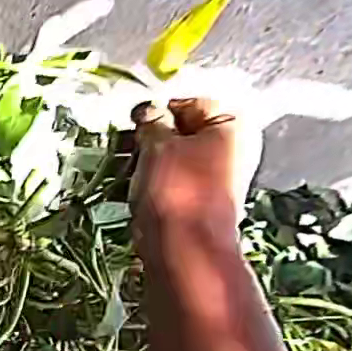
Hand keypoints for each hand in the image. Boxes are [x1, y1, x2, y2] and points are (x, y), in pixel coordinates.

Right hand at [130, 97, 261, 228]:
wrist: (183, 247)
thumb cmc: (176, 190)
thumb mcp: (159, 147)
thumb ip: (152, 123)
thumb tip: (147, 109)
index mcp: (230, 124)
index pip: (190, 102)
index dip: (159, 109)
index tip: (131, 122)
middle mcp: (229, 148)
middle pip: (182, 132)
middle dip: (149, 139)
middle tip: (121, 148)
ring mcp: (213, 177)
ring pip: (172, 159)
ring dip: (144, 162)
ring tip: (120, 171)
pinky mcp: (195, 201)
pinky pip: (169, 182)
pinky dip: (149, 183)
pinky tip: (130, 191)